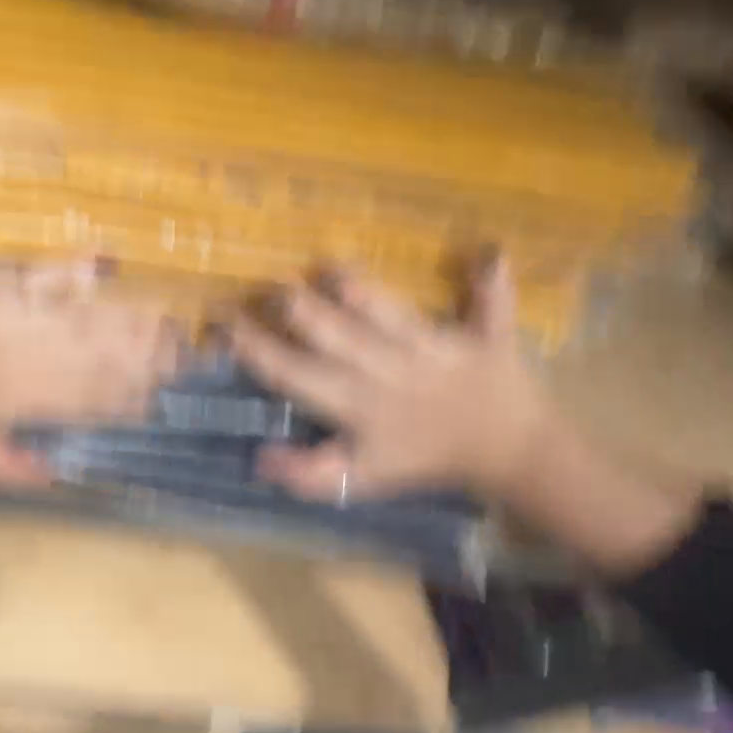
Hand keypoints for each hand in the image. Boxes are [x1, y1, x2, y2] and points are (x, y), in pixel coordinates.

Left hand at [0, 263, 180, 485]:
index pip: (92, 401)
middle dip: (147, 359)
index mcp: (27, 399)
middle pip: (101, 360)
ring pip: (84, 322)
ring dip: (129, 322)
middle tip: (188, 355)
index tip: (165, 397)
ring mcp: (17, 319)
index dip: (131, 399)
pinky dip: (74, 269)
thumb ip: (11, 465)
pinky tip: (105, 261)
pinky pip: (43, 277)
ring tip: (168, 321)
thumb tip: (55, 478)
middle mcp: (33, 359)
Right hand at [226, 257, 557, 501]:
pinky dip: (491, 281)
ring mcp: (435, 351)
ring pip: (386, 311)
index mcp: (353, 402)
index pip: (288, 369)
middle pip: (329, 330)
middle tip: (265, 287)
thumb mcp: (362, 480)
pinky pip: (490, 305)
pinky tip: (490, 252)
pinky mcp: (483, 337)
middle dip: (291, 305)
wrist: (512, 458)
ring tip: (325, 265)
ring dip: (355, 286)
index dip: (249, 344)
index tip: (220, 321)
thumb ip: (308, 473)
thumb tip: (259, 458)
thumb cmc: (424, 460)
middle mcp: (386, 371)